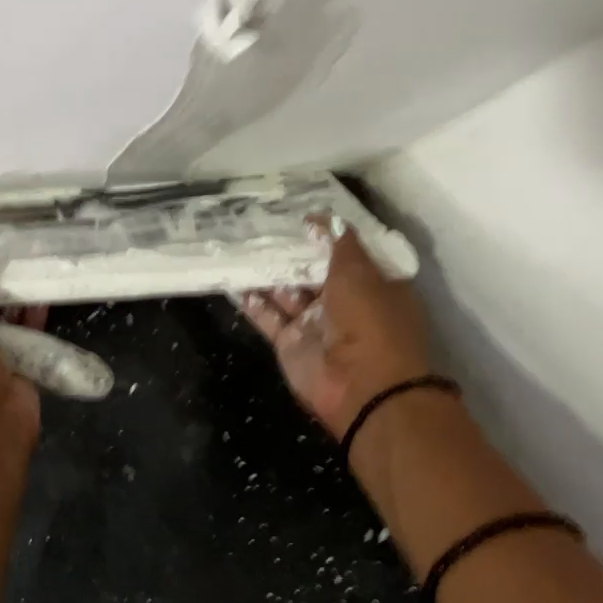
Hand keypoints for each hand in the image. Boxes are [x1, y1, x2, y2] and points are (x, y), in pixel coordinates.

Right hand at [240, 227, 430, 437]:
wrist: (362, 388)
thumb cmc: (370, 321)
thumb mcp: (359, 272)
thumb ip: (339, 242)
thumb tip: (321, 217)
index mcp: (372, 286)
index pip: (346, 254)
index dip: (324, 235)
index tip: (297, 214)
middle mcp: (345, 304)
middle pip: (311, 272)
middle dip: (289, 252)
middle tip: (258, 225)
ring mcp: (315, 325)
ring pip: (285, 291)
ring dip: (265, 272)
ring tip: (238, 245)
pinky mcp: (290, 342)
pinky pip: (266, 315)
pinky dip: (249, 299)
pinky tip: (230, 277)